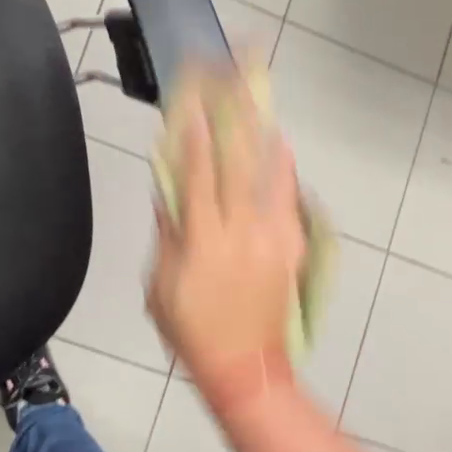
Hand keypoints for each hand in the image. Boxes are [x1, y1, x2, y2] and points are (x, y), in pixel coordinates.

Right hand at [147, 72, 306, 388]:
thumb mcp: (160, 285)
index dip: (193, 139)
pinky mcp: (290, 249)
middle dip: (232, 118)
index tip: (192, 102)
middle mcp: (241, 232)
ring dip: (263, 133)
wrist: (245, 369)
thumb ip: (167, 235)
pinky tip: (282, 148)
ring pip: (269, 175)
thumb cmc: (192, 330)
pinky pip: (289, 201)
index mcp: (204, 241)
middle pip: (237, 164)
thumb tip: (168, 194)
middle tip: (231, 82)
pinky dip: (285, 171)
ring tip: (261, 98)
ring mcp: (271, 239)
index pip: (197, 177)